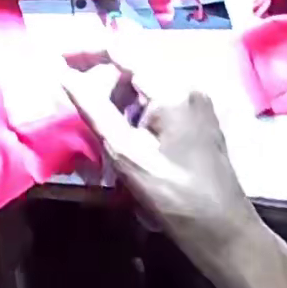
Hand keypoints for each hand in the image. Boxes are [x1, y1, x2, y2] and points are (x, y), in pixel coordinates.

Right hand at [61, 46, 264, 265]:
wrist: (230, 239)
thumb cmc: (176, 198)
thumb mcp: (127, 154)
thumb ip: (92, 108)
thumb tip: (61, 73)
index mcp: (170, 88)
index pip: (118, 48)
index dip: (83, 50)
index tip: (56, 59)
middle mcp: (185, 83)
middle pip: (129, 60)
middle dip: (98, 73)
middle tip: (72, 91)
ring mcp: (194, 97)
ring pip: (140, 76)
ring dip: (114, 91)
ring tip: (99, 118)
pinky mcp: (196, 112)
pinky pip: (154, 91)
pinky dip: (132, 102)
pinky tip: (124, 128)